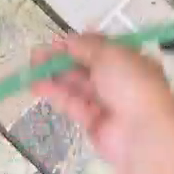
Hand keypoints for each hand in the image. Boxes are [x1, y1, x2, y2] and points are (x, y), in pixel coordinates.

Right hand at [30, 34, 173, 173]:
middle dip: (62, 58)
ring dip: (55, 75)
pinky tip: (37, 86)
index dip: (79, 43)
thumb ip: (86, 46)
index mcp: (130, 60)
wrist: (142, 134)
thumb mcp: (110, 55)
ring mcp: (106, 101)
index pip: (102, 48)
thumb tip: (68, 40)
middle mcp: (119, 79)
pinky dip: (55, 93)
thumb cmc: (131, 85)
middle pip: (86, 66)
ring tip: (31, 69)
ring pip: (76, 84)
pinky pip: (72, 103)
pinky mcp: (92, 121)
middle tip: (36, 55)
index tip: (58, 42)